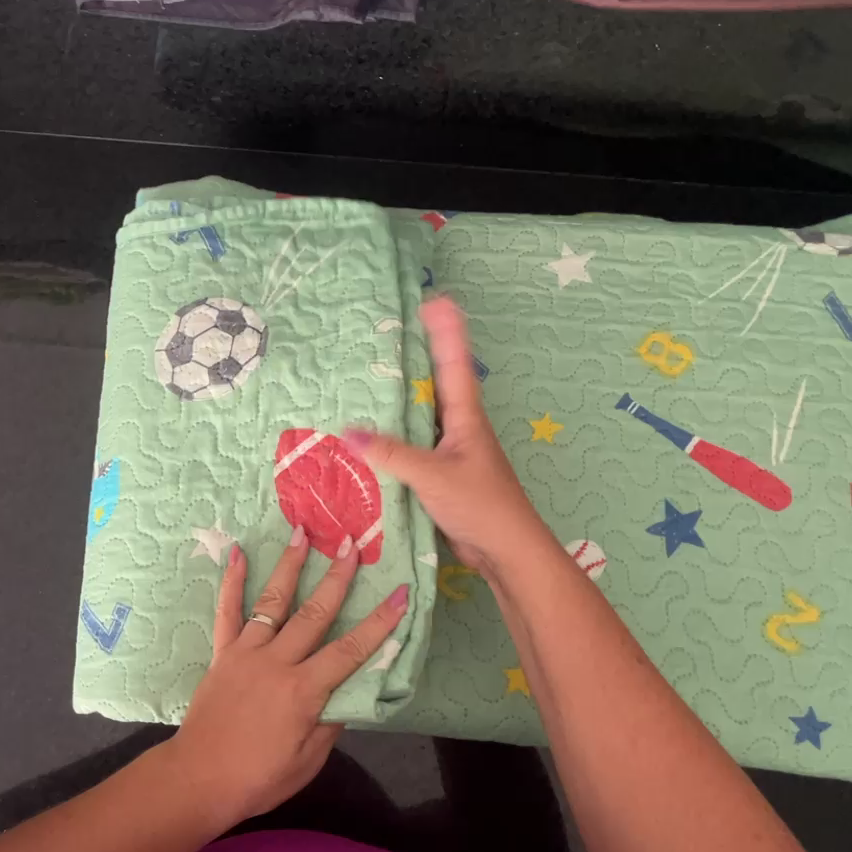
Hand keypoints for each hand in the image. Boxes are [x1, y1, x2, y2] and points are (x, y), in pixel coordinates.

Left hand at [156, 533, 409, 828]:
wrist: (199, 778)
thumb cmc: (259, 778)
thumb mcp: (308, 760)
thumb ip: (330, 722)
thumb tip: (348, 691)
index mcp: (303, 690)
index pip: (351, 650)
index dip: (380, 622)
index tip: (400, 593)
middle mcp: (277, 661)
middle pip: (315, 613)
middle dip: (337, 577)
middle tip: (352, 544)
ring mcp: (246, 652)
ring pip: (273, 601)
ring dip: (290, 566)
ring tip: (302, 532)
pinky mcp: (222, 652)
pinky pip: (227, 612)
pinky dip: (232, 581)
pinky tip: (239, 553)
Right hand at [343, 297, 551, 576]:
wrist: (506, 551)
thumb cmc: (481, 504)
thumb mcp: (433, 475)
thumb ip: (391, 453)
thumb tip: (346, 432)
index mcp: (465, 416)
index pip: (455, 363)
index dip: (446, 332)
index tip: (436, 301)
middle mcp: (458, 426)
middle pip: (434, 384)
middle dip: (416, 358)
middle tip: (387, 334)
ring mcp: (449, 450)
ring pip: (420, 417)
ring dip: (399, 400)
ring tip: (366, 380)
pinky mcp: (440, 473)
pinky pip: (411, 446)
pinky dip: (391, 438)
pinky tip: (367, 439)